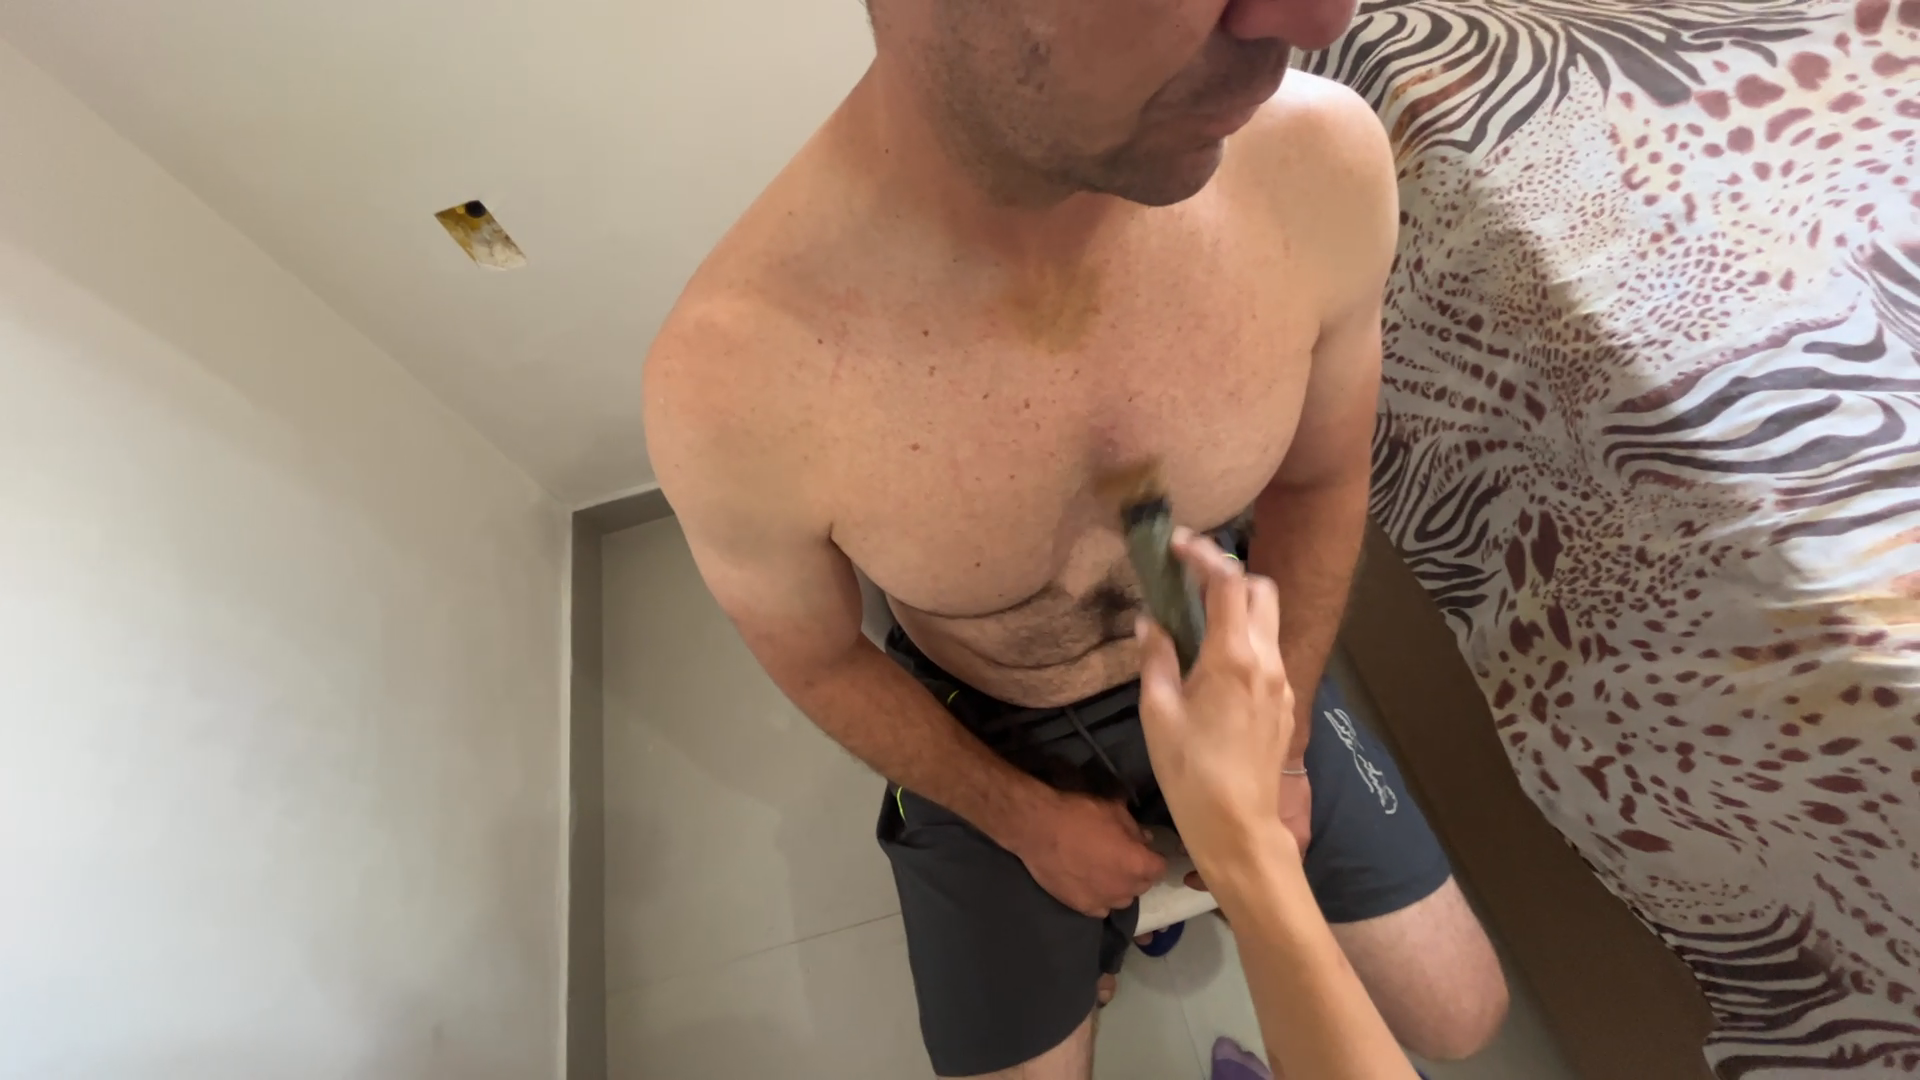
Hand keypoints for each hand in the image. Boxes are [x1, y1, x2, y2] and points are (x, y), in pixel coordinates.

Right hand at [1010, 791, 1166, 918]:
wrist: (1039, 829)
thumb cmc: (1078, 815)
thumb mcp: (1112, 809)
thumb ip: (1134, 828)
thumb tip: (1145, 839)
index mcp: (1137, 864)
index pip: (1160, 867)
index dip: (1152, 857)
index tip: (1142, 849)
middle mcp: (1126, 889)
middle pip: (1143, 885)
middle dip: (1138, 872)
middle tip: (1121, 856)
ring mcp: (1104, 902)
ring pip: (1123, 899)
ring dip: (1120, 886)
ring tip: (1104, 871)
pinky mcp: (1083, 908)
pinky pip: (1102, 907)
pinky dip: (1100, 897)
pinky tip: (1088, 883)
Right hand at [1136, 530, 1303, 875]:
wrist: (1239, 827)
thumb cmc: (1190, 771)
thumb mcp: (1158, 712)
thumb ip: (1156, 658)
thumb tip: (1150, 622)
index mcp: (1232, 658)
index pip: (1227, 584)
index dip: (1204, 555)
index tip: (1177, 544)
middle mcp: (1266, 660)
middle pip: (1261, 590)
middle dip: (1229, 573)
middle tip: (1189, 578)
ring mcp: (1280, 682)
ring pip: (1269, 619)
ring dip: (1238, 603)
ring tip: (1198, 613)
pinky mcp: (1284, 701)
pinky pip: (1269, 649)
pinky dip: (1245, 634)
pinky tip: (1214, 656)